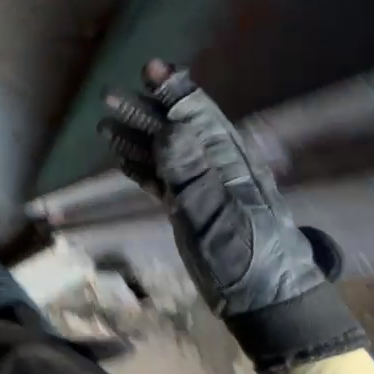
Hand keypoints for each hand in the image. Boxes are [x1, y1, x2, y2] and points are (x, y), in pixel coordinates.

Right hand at [103, 60, 365, 373]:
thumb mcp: (218, 214)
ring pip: (166, 152)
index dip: (175, 90)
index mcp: (230, 162)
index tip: (150, 67)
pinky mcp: (195, 209)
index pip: (198, 115)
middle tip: (109, 96)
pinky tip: (121, 160)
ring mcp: (205, 188)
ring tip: (105, 124)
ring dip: (137, 137)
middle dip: (145, 110)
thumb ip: (192, 172)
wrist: (268, 306)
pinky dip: (142, 166)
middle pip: (176, 129)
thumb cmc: (248, 258)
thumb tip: (170, 129)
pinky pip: (163, 179)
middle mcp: (217, 168)